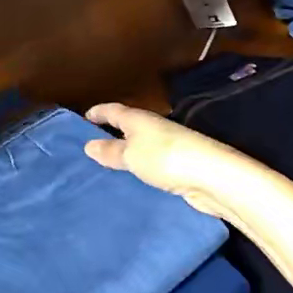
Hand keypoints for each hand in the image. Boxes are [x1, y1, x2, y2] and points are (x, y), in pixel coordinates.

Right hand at [83, 103, 280, 223]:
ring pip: (139, 147)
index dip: (98, 112)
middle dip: (110, 133)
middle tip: (89, 146)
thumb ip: (110, 151)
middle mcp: (153, 128)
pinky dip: (138, 168)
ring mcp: (167, 147)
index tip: (84, 117)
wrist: (209, 176)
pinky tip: (131, 181)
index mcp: (139, 119)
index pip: (114, 110)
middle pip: (128, 127)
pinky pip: (149, 164)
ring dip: (125, 153)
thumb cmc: (164, 157)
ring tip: (105, 167)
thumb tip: (89, 144)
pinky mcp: (177, 166)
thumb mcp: (130, 154)